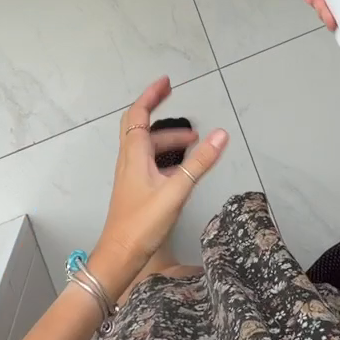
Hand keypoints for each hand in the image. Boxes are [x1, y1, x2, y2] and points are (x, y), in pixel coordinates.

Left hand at [89, 77, 227, 294]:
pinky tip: (183, 168)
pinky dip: (166, 155)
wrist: (118, 258)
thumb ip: (199, 163)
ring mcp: (131, 175)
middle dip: (154, 107)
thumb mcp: (175, 191)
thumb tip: (221, 134)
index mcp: (134, 154)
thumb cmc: (142, 224)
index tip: (167, 81)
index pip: (139, 114)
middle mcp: (129, 160)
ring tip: (194, 141)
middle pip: (138, 124)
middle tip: (173, 95)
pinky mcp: (136, 189)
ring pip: (147, 145)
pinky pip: (149, 161)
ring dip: (167, 137)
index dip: (151, 95)